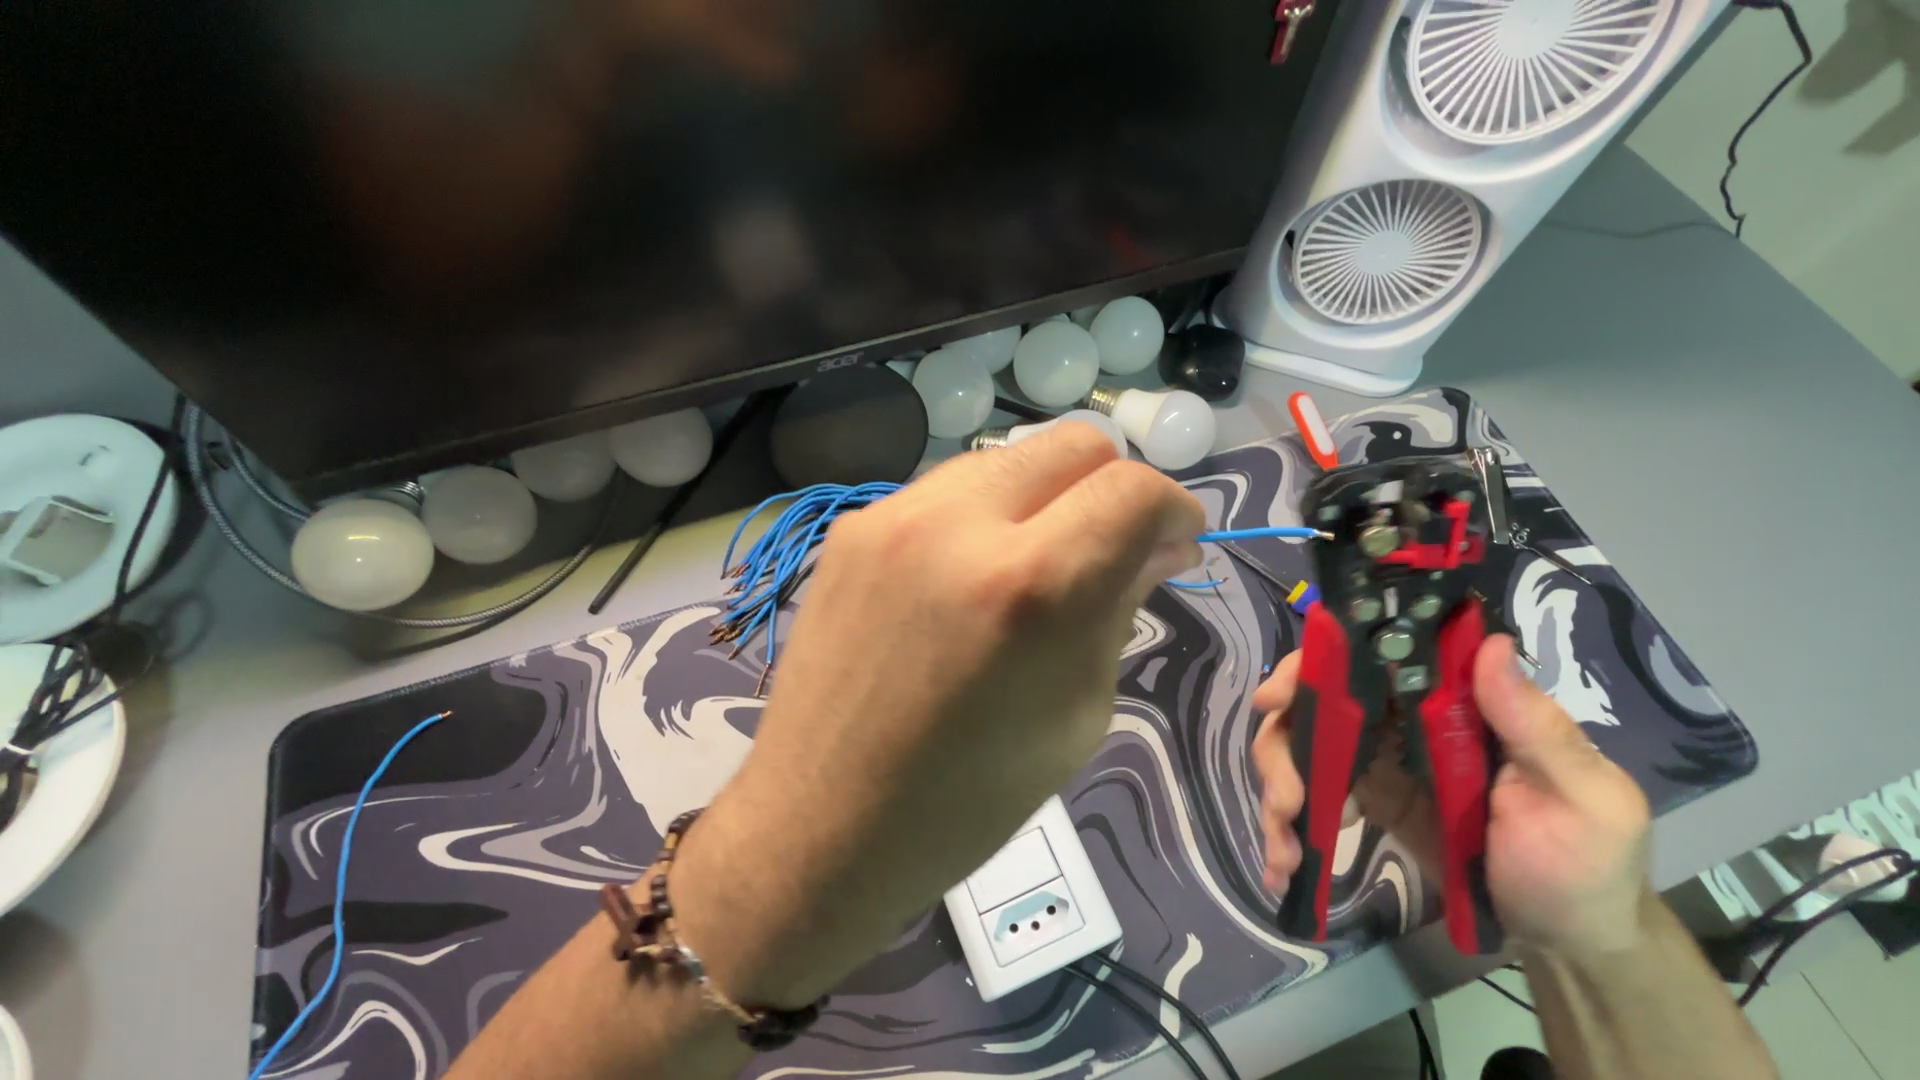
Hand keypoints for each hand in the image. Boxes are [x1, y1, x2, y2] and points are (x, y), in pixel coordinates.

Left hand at [673, 424, 1204, 1003]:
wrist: (823, 821)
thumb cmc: (967, 799)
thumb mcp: (1078, 712)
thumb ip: (1119, 608)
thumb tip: (1156, 546)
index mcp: (1032, 585)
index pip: (1133, 490)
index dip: (1174, 509)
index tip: (1175, 542)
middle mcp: (960, 525)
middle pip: (1073, 444)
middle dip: (1113, 487)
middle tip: (1113, 547)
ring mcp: (894, 516)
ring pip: (1007, 460)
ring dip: (1045, 496)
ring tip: (1039, 561)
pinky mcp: (853, 527)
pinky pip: (946, 491)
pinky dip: (983, 516)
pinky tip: (972, 575)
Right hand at [1251, 635, 1653, 958]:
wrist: (1565, 937)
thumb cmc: (1585, 863)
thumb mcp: (1584, 800)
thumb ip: (1538, 729)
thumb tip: (1490, 644)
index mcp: (1457, 700)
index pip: (1374, 653)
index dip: (1314, 664)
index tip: (1277, 697)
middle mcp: (1409, 715)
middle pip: (1317, 698)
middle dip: (1281, 741)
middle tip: (1284, 798)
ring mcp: (1382, 756)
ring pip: (1302, 742)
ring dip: (1278, 786)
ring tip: (1285, 847)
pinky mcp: (1366, 796)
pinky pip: (1311, 790)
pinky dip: (1287, 824)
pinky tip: (1283, 865)